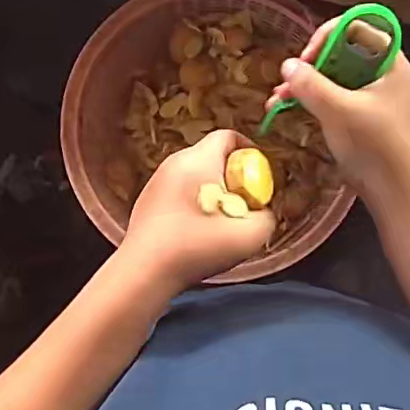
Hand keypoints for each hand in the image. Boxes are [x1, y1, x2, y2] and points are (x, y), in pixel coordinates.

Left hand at [117, 129, 275, 287]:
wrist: (143, 274)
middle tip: (242, 207)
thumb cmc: (193, 249)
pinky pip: (181, 193)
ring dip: (214, 195)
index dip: (251, 155)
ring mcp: (157, 181)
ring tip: (219, 226)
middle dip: (234, 180)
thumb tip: (262, 212)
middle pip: (215, 158)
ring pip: (198, 177)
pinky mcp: (148, 201)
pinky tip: (196, 234)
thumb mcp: (249, 236)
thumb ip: (266, 217)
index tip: (257, 183)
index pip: (229, 136)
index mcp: (197, 160)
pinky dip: (194, 207)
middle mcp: (174, 162)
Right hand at [267, 15, 409, 193]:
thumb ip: (311, 85)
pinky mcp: (357, 113)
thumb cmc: (374, 145)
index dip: (328, 36)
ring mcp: (368, 93)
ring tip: (277, 97)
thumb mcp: (339, 111)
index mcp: (388, 62)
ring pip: (331, 74)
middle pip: (339, 50)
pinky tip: (283, 106)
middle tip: (288, 79)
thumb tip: (286, 65)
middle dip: (309, 63)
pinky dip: (309, 98)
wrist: (393, 190)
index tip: (307, 59)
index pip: (356, 27)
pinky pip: (329, 94)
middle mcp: (380, 72)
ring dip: (303, 83)